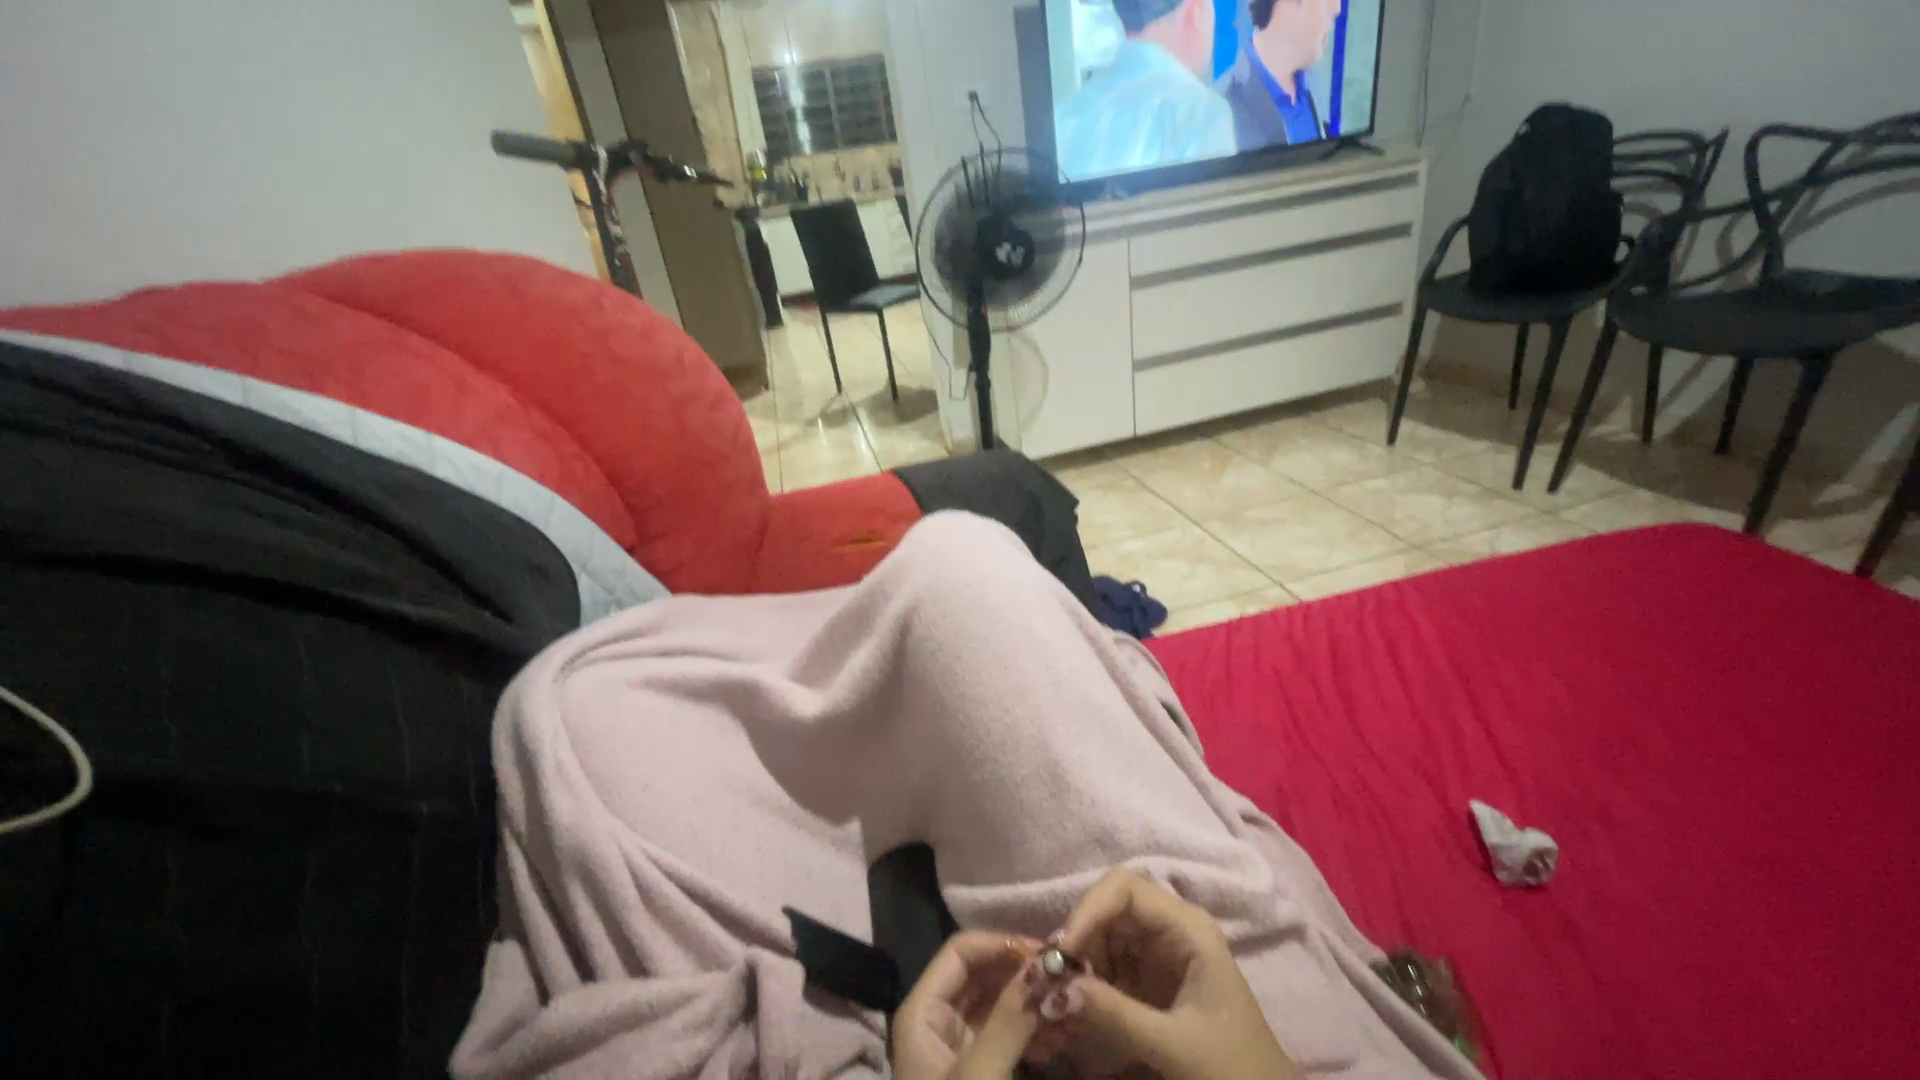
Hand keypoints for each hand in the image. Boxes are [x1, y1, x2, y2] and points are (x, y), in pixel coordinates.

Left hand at [892, 931, 1058, 1079]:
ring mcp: (956, 1044)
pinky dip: (1032, 1030)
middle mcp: (936, 1018)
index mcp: (922, 1011)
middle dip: (1024, 974)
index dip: (1001, 945)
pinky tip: (1060, 1038)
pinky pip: (1006, 1033)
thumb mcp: (979, 1074)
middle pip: (982, 974)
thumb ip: (1011, 1020)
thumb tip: (1045, 967)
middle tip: (1066, 978)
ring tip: (1070, 1010)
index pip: (960, 952)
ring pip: (998, 1003)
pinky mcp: (976, 1067)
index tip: (1046, 954)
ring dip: (1034, 1002)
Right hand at [1056, 868, 1303, 1079]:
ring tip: (1061, 993)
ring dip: (1079, 956)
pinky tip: (1076, 1001)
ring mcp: (1159, 949)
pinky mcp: (1148, 974)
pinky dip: (1087, 975)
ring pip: (1103, 930)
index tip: (1062, 949)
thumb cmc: (1233, 1068)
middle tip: (1051, 974)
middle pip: (1110, 904)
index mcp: (1189, 928)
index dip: (1089, 909)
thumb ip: (1116, 1015)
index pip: (1126, 888)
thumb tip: (1056, 988)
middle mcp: (1171, 927)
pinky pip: (1107, 958)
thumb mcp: (1174, 1045)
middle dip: (1079, 934)